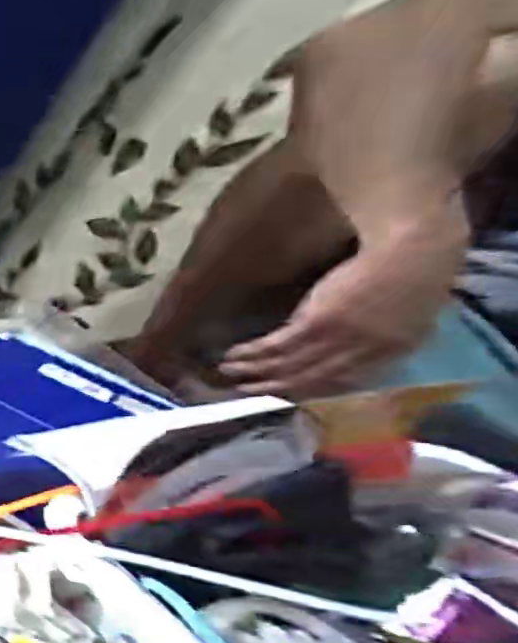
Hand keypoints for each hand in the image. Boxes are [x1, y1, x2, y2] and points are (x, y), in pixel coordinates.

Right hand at [219, 219, 465, 397]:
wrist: (412, 250)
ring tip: (227, 370)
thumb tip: (342, 355)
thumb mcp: (408, 316)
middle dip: (271, 385)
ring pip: (286, 363)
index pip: (341, 381)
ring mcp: (340, 339)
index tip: (279, 392)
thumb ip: (378, 340)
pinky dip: (251, 352)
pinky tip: (233, 353)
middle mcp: (363, 352)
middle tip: (243, 389)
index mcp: (391, 353)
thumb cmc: (415, 276)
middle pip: (308, 377)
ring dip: (251, 369)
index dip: (305, 389)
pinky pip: (276, 345)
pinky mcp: (316, 323)